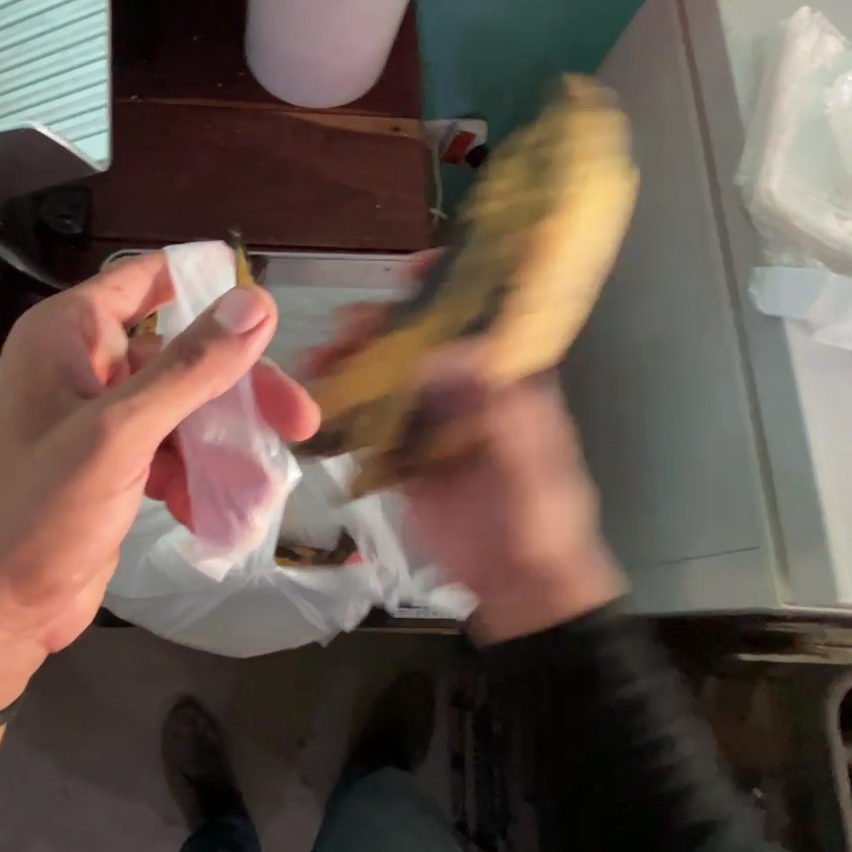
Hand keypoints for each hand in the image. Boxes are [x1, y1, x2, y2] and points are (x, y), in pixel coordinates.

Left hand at [0, 253, 319, 715]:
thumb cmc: (36, 514)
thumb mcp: (118, 434)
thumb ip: (188, 368)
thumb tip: (256, 304)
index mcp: (66, 335)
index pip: (145, 280)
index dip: (206, 284)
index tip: (268, 308)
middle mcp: (80, 367)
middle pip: (179, 356)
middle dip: (238, 392)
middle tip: (299, 421)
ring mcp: (95, 421)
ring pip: (181, 411)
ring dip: (222, 448)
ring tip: (260, 491)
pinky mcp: (108, 468)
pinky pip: (167, 455)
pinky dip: (194, 480)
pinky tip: (212, 516)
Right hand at [303, 263, 622, 644]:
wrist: (515, 583)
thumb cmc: (537, 516)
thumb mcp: (527, 458)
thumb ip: (494, 407)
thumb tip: (440, 353)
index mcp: (504, 381)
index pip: (479, 318)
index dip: (450, 287)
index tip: (414, 268)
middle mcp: (464, 392)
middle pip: (417, 343)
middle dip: (380, 327)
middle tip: (347, 325)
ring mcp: (430, 423)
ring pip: (385, 378)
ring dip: (352, 364)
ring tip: (318, 360)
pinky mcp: (401, 456)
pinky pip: (368, 423)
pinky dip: (340, 411)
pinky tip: (314, 402)